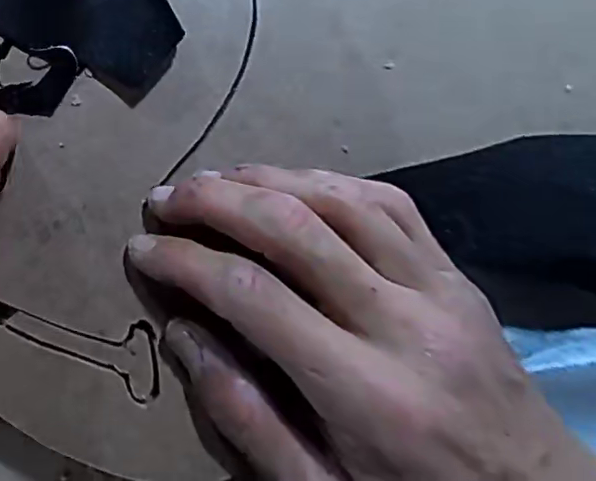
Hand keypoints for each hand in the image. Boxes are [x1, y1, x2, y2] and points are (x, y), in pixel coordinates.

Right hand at [129, 166, 595, 480]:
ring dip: (262, 177)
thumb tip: (180, 330)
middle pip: (293, 229)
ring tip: (212, 180)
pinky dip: (322, 178)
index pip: (254, 298)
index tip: (142, 247)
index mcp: (371, 397)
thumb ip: (245, 417)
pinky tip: (284, 182)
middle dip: (214, 201)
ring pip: (338, 198)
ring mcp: (438, 288)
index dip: (185, 263)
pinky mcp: (454, 270)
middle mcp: (407, 327)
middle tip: (165, 197)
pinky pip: (383, 199)